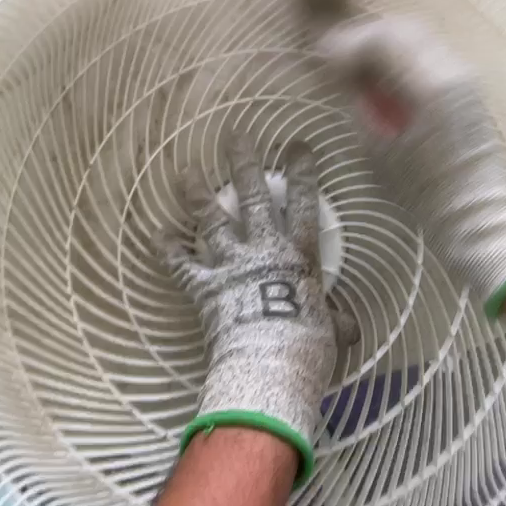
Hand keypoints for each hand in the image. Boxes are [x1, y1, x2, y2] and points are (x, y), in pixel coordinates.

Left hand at [163, 137, 340, 484]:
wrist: (269, 370)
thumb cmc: (309, 351)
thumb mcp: (334, 333)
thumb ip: (337, 321)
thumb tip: (348, 326)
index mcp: (299, 255)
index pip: (303, 203)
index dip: (301, 172)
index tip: (297, 145)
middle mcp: (264, 249)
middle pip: (253, 196)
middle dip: (245, 163)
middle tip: (235, 135)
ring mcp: (231, 264)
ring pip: (211, 220)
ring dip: (198, 193)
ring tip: (185, 170)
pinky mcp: (204, 287)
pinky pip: (182, 264)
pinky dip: (169, 249)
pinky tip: (158, 232)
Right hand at [307, 8, 505, 317]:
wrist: (477, 211)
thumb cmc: (423, 190)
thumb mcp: (378, 148)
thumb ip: (359, 102)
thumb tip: (341, 75)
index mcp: (430, 85)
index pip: (383, 37)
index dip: (347, 43)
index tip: (324, 59)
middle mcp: (451, 69)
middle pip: (401, 26)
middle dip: (363, 36)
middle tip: (337, 58)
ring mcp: (463, 74)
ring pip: (416, 34)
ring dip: (382, 42)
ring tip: (356, 66)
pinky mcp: (466, 84)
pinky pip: (427, 50)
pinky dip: (400, 53)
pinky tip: (382, 75)